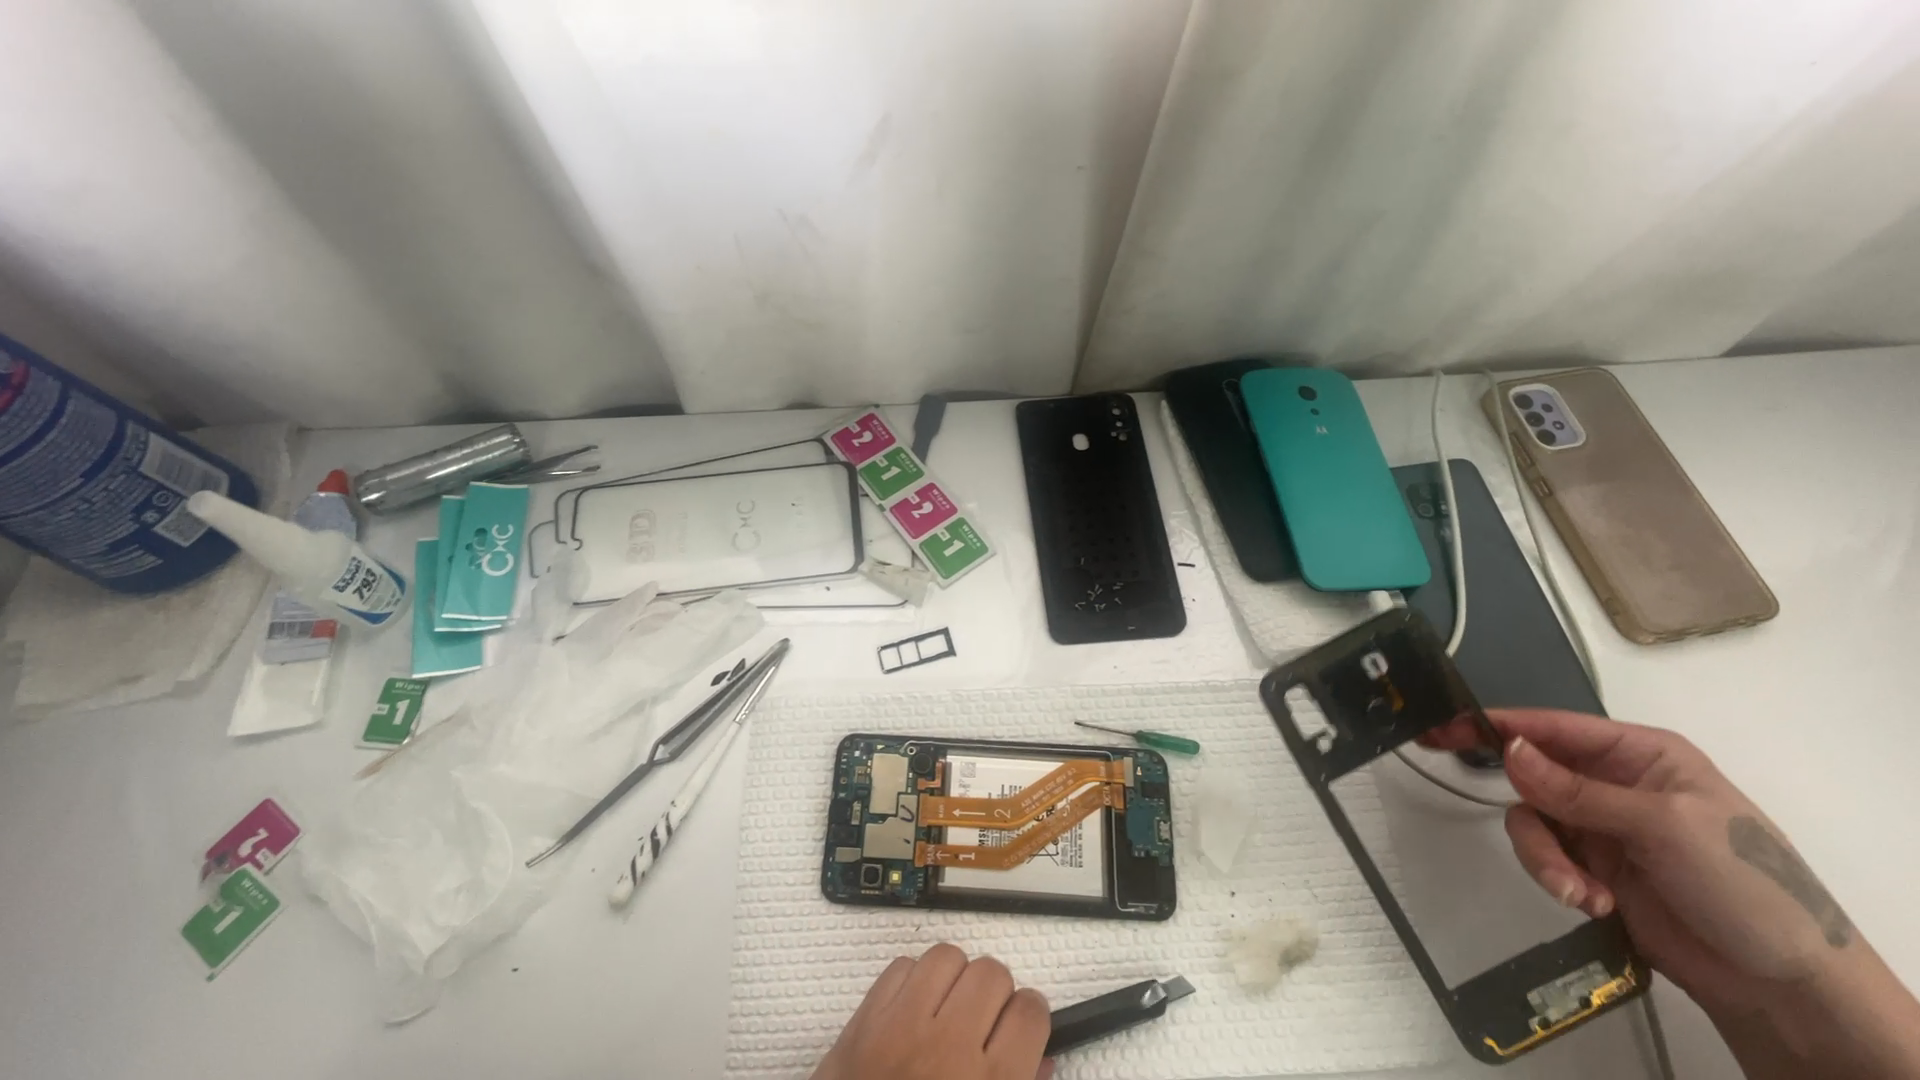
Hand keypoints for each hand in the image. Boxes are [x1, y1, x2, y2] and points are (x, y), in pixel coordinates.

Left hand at [811, 945, 1051, 1079]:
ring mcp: (904, 1026)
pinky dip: (911, 982)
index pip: (1030, 1012)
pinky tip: (911, 1011)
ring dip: (953, 978)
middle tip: (980, 1020)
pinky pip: (901, 966)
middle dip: (993, 993)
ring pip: (947, 957)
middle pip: (991, 973)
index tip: (1019, 1025)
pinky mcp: (866, 1018)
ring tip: (945, 1007)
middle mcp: (950, 1046)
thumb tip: (1043, 1057)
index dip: (1029, 1015)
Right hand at [1425, 708, 1919, 1077]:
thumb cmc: (1741, 880)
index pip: (1554, 727)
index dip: (1499, 723)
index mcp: (1640, 755)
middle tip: (1439, 757)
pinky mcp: (1591, 868)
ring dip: (1544, 856)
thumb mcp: (1661, 825)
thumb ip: (1577, 789)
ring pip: (1531, 820)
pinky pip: (1546, 858)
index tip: (1444, 725)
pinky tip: (1592, 904)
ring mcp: (1600, 826)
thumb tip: (1508, 749)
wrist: (1781, 980)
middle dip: (1518, 794)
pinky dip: (1557, 879)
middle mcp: (1613, 782)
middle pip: (1532, 771)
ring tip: (1577, 892)